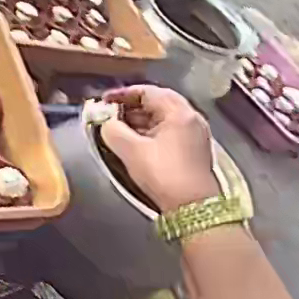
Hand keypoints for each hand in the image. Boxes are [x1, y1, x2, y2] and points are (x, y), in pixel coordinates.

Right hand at [98, 86, 220, 209]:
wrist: (193, 206)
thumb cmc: (163, 174)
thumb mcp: (131, 151)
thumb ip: (113, 131)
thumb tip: (106, 123)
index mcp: (179, 113)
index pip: (148, 91)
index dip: (123, 94)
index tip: (104, 100)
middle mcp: (191, 119)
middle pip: (158, 102)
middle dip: (131, 106)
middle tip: (110, 113)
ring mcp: (194, 134)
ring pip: (163, 117)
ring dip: (139, 119)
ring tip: (118, 127)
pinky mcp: (192, 149)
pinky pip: (168, 131)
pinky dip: (149, 131)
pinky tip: (135, 141)